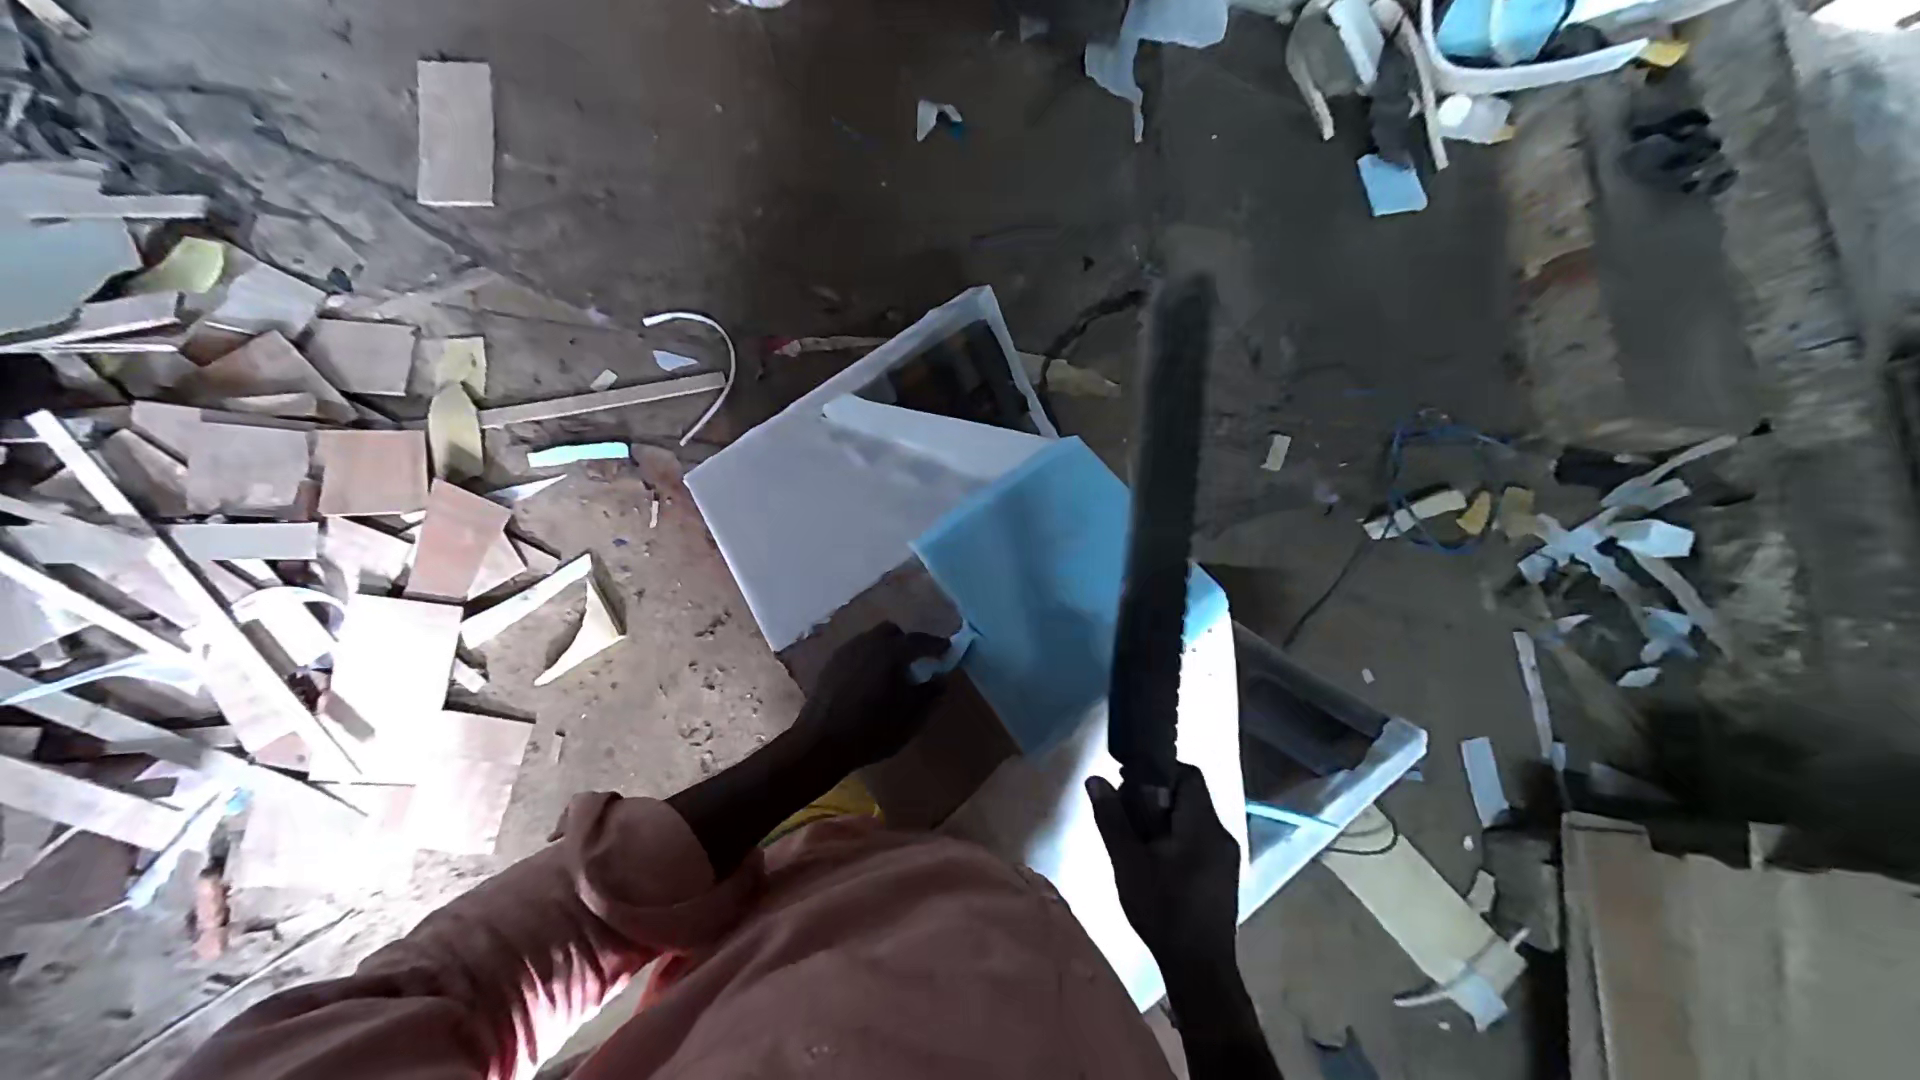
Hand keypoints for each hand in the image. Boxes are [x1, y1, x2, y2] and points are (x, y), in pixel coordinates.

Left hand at [790, 622, 949, 772]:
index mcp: (891, 652)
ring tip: (892, 672)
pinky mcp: (831, 664)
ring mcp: (846, 651)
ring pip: (872, 639)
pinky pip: (857, 652)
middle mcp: (868, 643)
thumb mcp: (909, 717)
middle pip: (893, 632)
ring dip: (886, 649)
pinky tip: (870, 680)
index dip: (936, 645)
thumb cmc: (871, 729)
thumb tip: (941, 679)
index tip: (947, 650)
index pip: (920, 641)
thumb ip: (929, 694)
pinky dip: (869, 658)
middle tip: (917, 661)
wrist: (820, 742)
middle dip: (907, 642)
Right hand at [1087, 763, 1241, 982]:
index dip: (1159, 770)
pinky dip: (1176, 838)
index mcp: (1203, 826)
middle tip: (1127, 813)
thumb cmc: (1163, 909)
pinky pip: (1199, 840)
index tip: (1131, 782)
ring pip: (1193, 820)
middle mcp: (1221, 835)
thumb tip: (1095, 779)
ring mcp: (1226, 857)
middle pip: (1190, 796)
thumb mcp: (1128, 862)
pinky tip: (1155, 860)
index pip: (1188, 775)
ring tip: (1136, 839)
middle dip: (1156, 797)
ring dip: (1164, 819)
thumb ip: (1112, 818)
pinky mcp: (1223, 876)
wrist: (1199, 969)